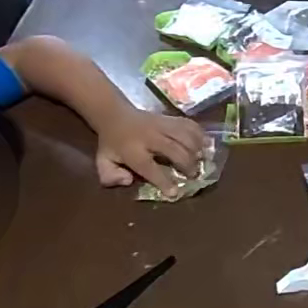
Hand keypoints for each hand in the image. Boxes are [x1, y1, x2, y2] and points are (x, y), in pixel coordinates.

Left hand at [94, 108, 209, 196]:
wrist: (115, 115)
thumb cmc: (112, 144)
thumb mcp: (103, 163)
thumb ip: (110, 177)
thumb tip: (128, 180)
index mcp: (132, 150)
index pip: (150, 167)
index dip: (163, 181)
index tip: (175, 193)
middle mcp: (150, 136)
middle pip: (174, 150)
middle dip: (187, 165)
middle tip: (194, 176)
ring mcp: (162, 124)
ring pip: (185, 135)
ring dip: (196, 150)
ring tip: (202, 161)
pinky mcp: (170, 118)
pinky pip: (189, 124)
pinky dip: (199, 134)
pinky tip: (203, 145)